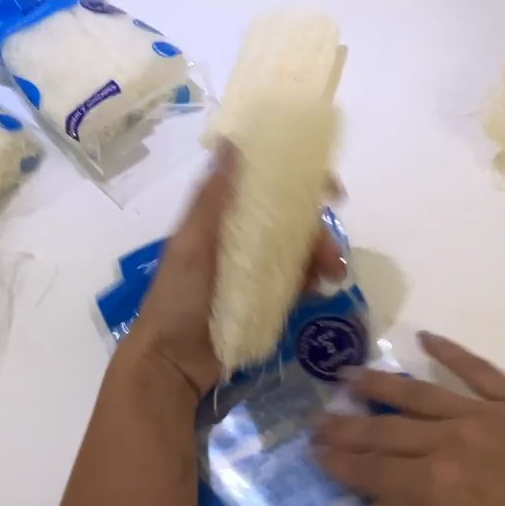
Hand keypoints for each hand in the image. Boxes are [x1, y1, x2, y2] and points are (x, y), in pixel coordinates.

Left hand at [124, 143, 346, 398]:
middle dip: (316, 227)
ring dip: (320, 253)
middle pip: (289, 216)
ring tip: (332, 274)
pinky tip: (320, 288)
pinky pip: (295, 278)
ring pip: (297, 246)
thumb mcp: (192, 245)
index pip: (264, 182)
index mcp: (220, 214)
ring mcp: (252, 266)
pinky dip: (312, 277)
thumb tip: (232, 142)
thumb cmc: (177, 298)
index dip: (298, 178)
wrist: (172, 363)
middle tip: (331, 251)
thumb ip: (214, 199)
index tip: (330, 189)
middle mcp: (239, 234)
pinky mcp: (263, 296)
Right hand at [315, 332, 504, 505]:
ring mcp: (485, 414)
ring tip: (348, 375)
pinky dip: (450, 351)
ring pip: (419, 394)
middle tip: (316, 421)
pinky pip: (477, 369)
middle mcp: (451, 444)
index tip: (315, 452)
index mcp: (440, 490)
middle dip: (347, 429)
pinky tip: (425, 338)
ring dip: (380, 385)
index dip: (342, 465)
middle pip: (386, 433)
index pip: (376, 474)